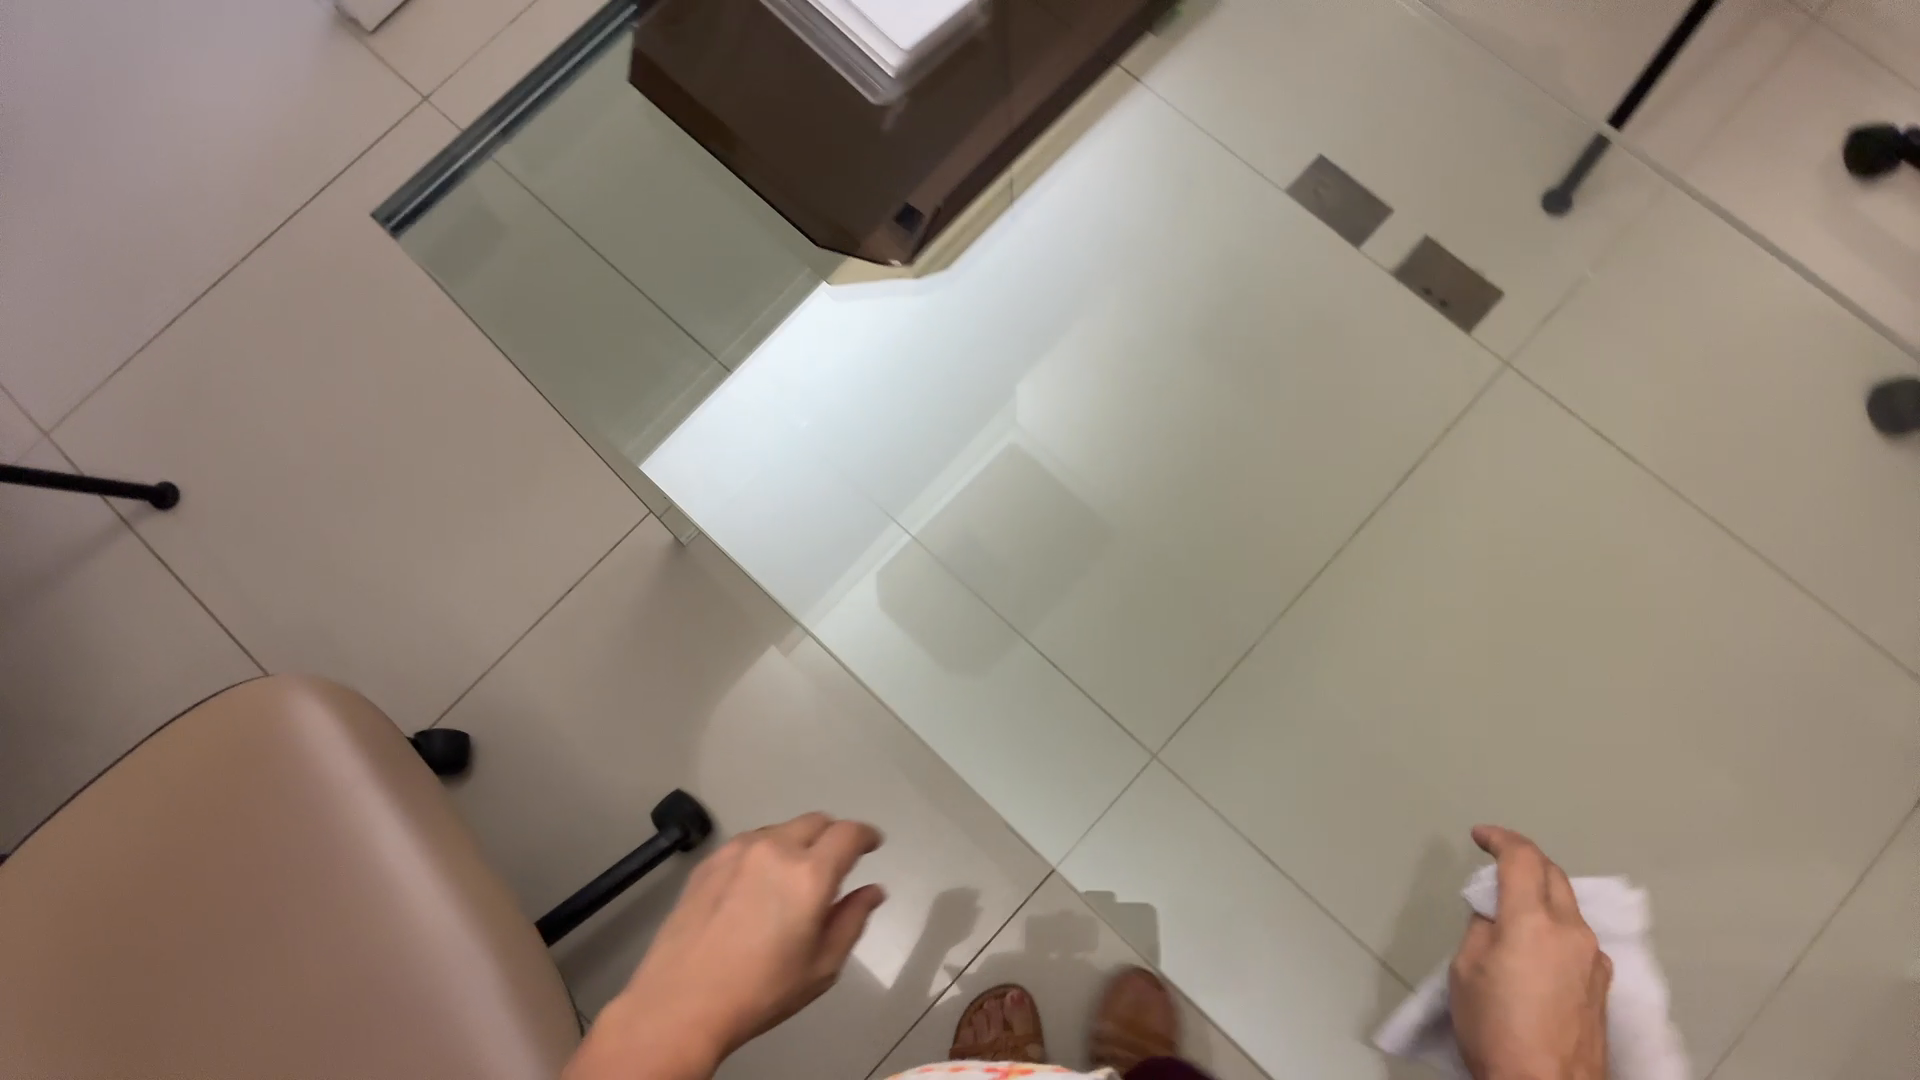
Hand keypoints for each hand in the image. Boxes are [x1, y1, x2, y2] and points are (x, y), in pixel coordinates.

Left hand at [565, 814, 886, 1079]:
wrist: (680, 1003)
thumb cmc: (761, 991)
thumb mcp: (822, 966)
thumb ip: (853, 919)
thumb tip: (873, 890)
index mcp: (810, 874)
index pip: (849, 833)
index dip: (866, 835)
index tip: (872, 844)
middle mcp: (776, 849)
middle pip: (817, 821)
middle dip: (834, 836)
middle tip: (836, 863)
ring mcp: (739, 850)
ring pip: (782, 829)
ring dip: (798, 842)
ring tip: (793, 877)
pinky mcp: (710, 860)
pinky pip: (751, 842)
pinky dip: (766, 852)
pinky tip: (757, 885)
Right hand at [1449, 826, 1610, 1079]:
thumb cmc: (1494, 1026)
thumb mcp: (1466, 967)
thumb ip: (1483, 927)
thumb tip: (1495, 914)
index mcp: (1532, 922)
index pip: (1523, 858)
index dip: (1499, 838)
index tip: (1479, 836)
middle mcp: (1572, 933)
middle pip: (1552, 875)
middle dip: (1523, 859)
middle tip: (1494, 861)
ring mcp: (1594, 960)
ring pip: (1566, 905)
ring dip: (1539, 893)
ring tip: (1508, 905)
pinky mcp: (1602, 985)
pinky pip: (1575, 936)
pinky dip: (1552, 923)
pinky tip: (1532, 944)